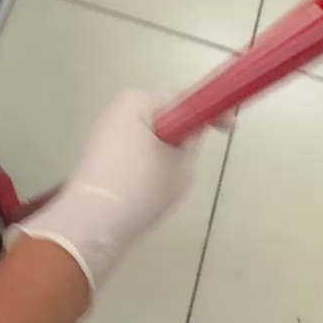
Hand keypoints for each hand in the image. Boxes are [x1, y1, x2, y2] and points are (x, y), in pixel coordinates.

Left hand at [13, 90, 202, 292]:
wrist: (93, 224)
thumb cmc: (142, 187)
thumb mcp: (182, 164)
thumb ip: (193, 140)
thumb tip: (191, 131)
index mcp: (138, 101)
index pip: (182, 98)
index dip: (209, 112)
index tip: (230, 129)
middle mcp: (118, 109)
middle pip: (163, 115)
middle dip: (182, 134)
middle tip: (196, 160)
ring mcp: (104, 131)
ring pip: (149, 134)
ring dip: (165, 150)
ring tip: (171, 181)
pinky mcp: (97, 155)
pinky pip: (133, 150)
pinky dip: (148, 163)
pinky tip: (149, 189)